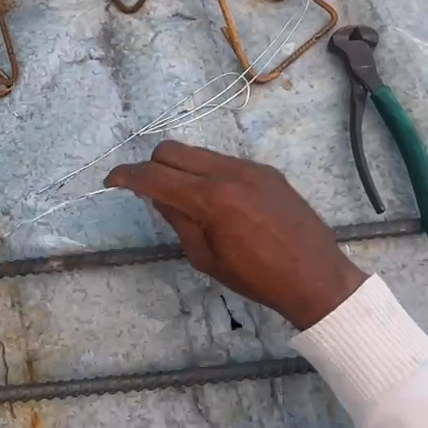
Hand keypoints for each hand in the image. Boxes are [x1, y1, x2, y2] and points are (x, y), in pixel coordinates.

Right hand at [106, 141, 366, 329]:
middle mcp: (228, 173)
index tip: (111, 181)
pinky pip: (223, 161)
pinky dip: (206, 173)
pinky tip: (216, 200)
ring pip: (197, 152)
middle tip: (148, 191)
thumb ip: (176, 218)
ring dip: (179, 168)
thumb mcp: (204, 256)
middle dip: (151, 167)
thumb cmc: (256, 277)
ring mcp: (250, 168)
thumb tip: (156, 194)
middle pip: (170, 150)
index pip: (154, 176)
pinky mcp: (266, 170)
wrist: (316, 277)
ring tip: (184, 198)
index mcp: (210, 199)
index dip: (126, 176)